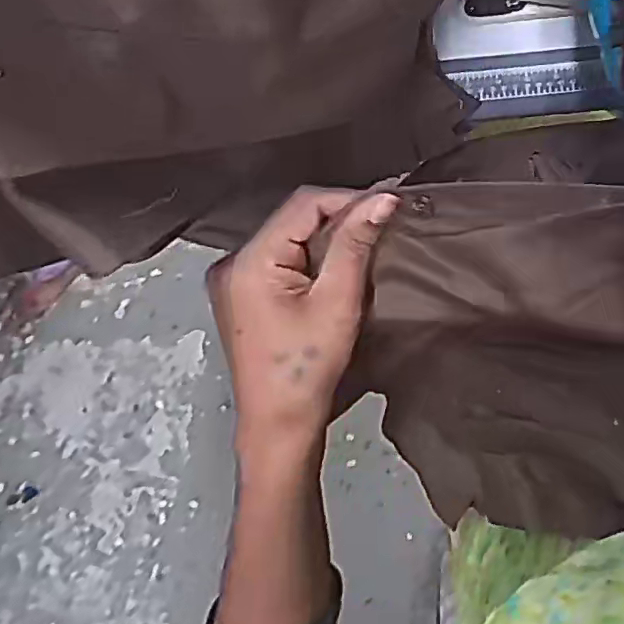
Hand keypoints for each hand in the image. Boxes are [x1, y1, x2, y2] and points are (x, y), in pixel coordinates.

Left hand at [207, 187, 397, 452]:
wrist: (279, 424)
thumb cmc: (308, 366)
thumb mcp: (338, 300)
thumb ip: (356, 244)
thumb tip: (382, 200)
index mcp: (250, 261)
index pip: (303, 204)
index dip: (349, 199)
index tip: (388, 207)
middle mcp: (235, 262)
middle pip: (294, 217)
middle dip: (341, 216)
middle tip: (383, 223)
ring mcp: (236, 279)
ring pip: (291, 236)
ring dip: (330, 235)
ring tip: (369, 241)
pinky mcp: (246, 294)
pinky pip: (284, 257)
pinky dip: (316, 255)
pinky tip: (341, 265)